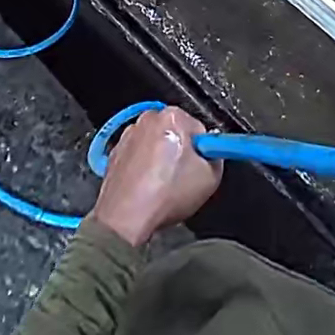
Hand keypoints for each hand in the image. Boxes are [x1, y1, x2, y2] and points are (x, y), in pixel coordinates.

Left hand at [88, 107, 221, 246]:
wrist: (124, 217)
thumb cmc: (164, 195)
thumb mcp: (210, 178)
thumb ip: (218, 158)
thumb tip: (213, 154)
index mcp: (173, 117)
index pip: (200, 130)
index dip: (204, 152)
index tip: (201, 166)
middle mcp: (148, 118)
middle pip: (177, 133)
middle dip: (182, 153)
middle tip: (183, 178)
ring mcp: (129, 134)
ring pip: (156, 144)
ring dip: (162, 160)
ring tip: (163, 187)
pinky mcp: (116, 151)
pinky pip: (139, 155)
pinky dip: (144, 168)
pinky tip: (148, 188)